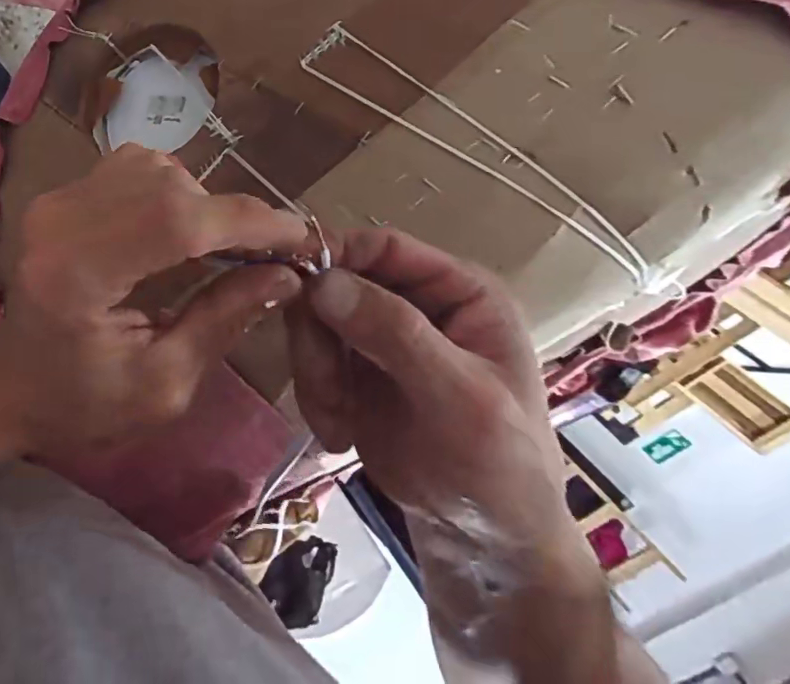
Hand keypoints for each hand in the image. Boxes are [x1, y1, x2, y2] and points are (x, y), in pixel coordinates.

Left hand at [0, 143, 310, 453]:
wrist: (11, 387)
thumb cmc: (81, 405)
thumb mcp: (162, 385)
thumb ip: (223, 320)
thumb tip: (286, 274)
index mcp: (78, 274)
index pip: (178, 221)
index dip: (249, 223)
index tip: (300, 239)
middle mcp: (61, 220)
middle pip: (171, 186)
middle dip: (232, 215)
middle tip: (268, 253)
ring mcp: (56, 200)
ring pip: (156, 169)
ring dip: (201, 202)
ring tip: (219, 247)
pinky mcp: (61, 194)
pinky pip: (135, 169)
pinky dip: (172, 192)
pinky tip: (179, 231)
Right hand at [285, 228, 588, 574]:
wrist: (481, 542)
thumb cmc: (497, 467)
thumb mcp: (458, 398)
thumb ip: (396, 334)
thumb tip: (322, 281)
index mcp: (458, 291)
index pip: (386, 248)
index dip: (336, 253)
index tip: (291, 278)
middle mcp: (415, 302)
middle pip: (338, 282)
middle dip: (319, 332)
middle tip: (324, 385)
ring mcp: (379, 334)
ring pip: (315, 319)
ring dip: (314, 369)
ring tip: (337, 419)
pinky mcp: (351, 367)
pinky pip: (310, 357)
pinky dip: (313, 393)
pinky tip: (338, 431)